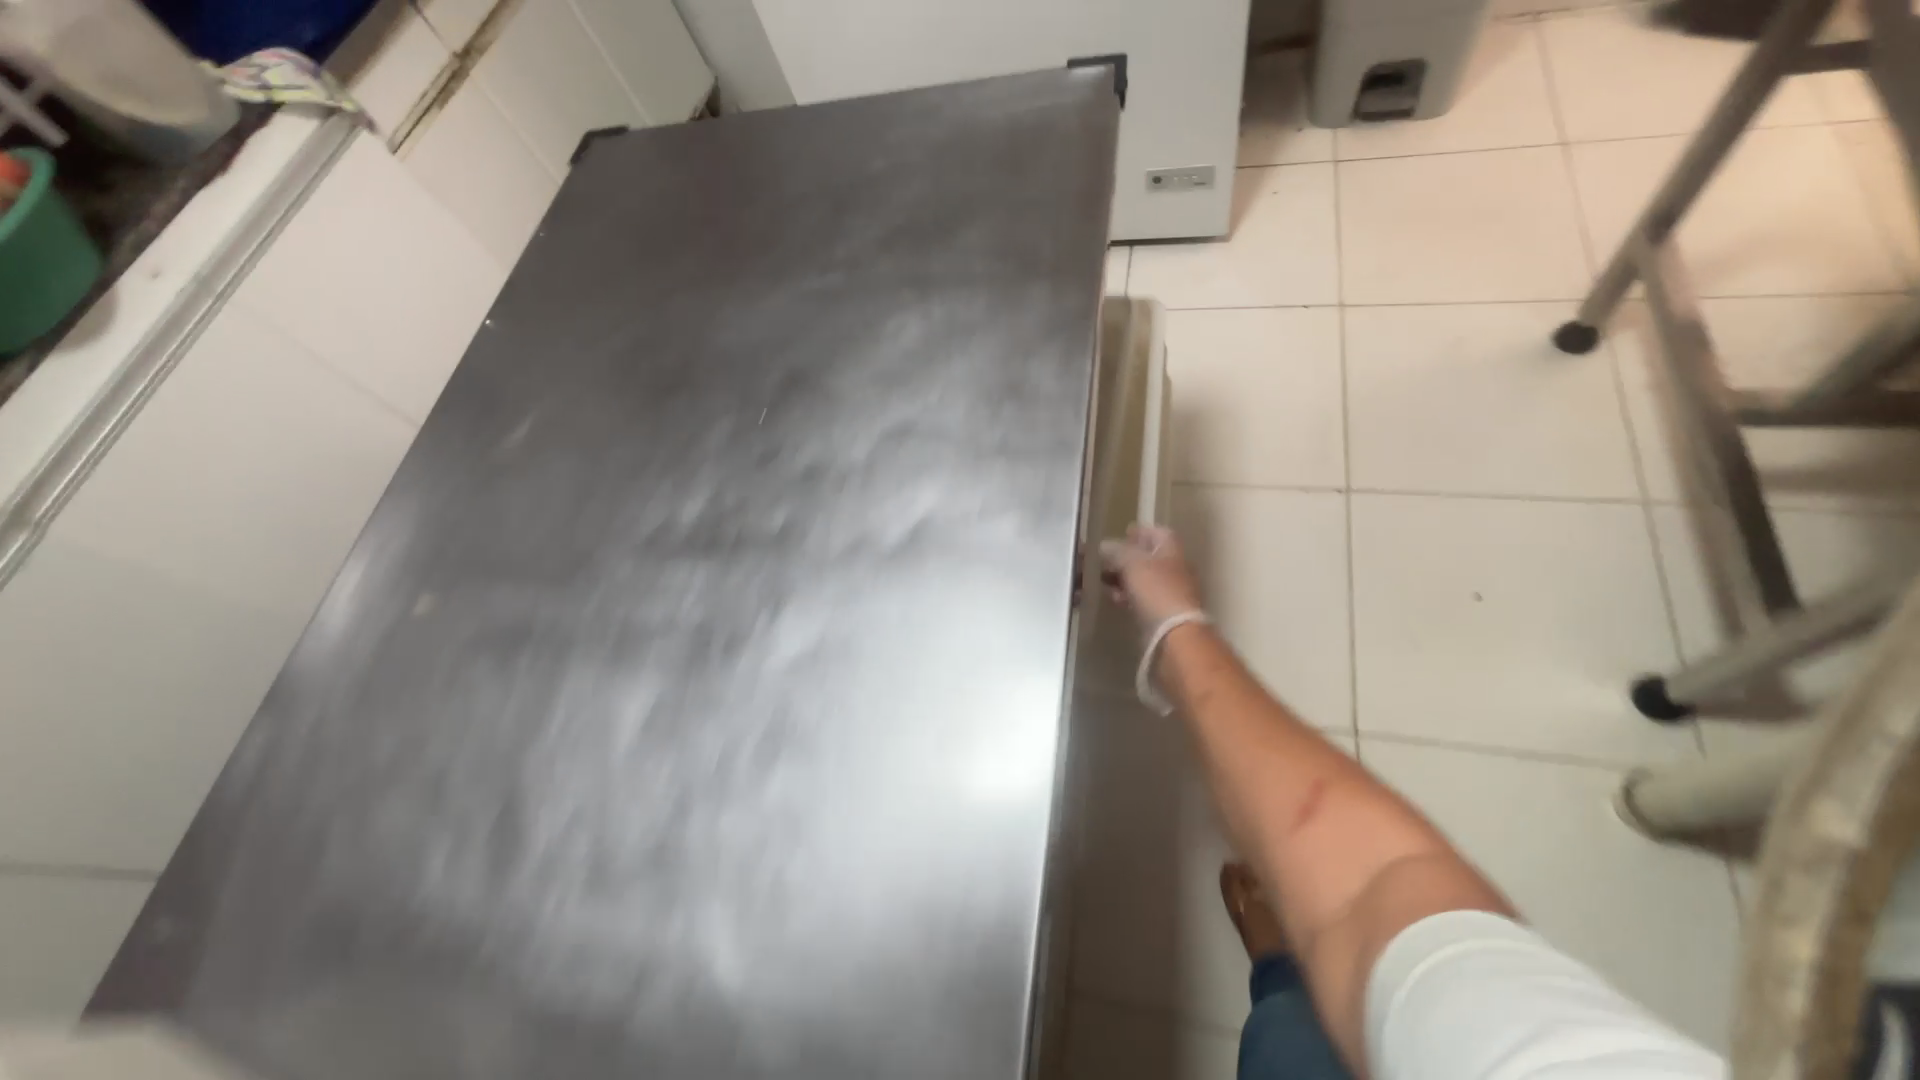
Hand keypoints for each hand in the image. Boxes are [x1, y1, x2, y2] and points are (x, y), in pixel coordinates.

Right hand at [1099, 524, 1204, 630]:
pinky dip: (1128, 595)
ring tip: (1103, 579)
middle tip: (1105, 559)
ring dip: (1124, 577)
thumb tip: (1105, 545)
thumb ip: (1117, 551)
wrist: (1174, 633)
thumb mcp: (1132, 563)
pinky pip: (1143, 598)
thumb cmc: (1156, 590)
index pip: (1158, 532)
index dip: (1141, 531)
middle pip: (1149, 556)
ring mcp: (1170, 591)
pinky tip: (1115, 599)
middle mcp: (1174, 567)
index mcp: (1172, 550)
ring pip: (1144, 578)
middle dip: (1126, 557)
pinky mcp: (1162, 612)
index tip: (1123, 533)